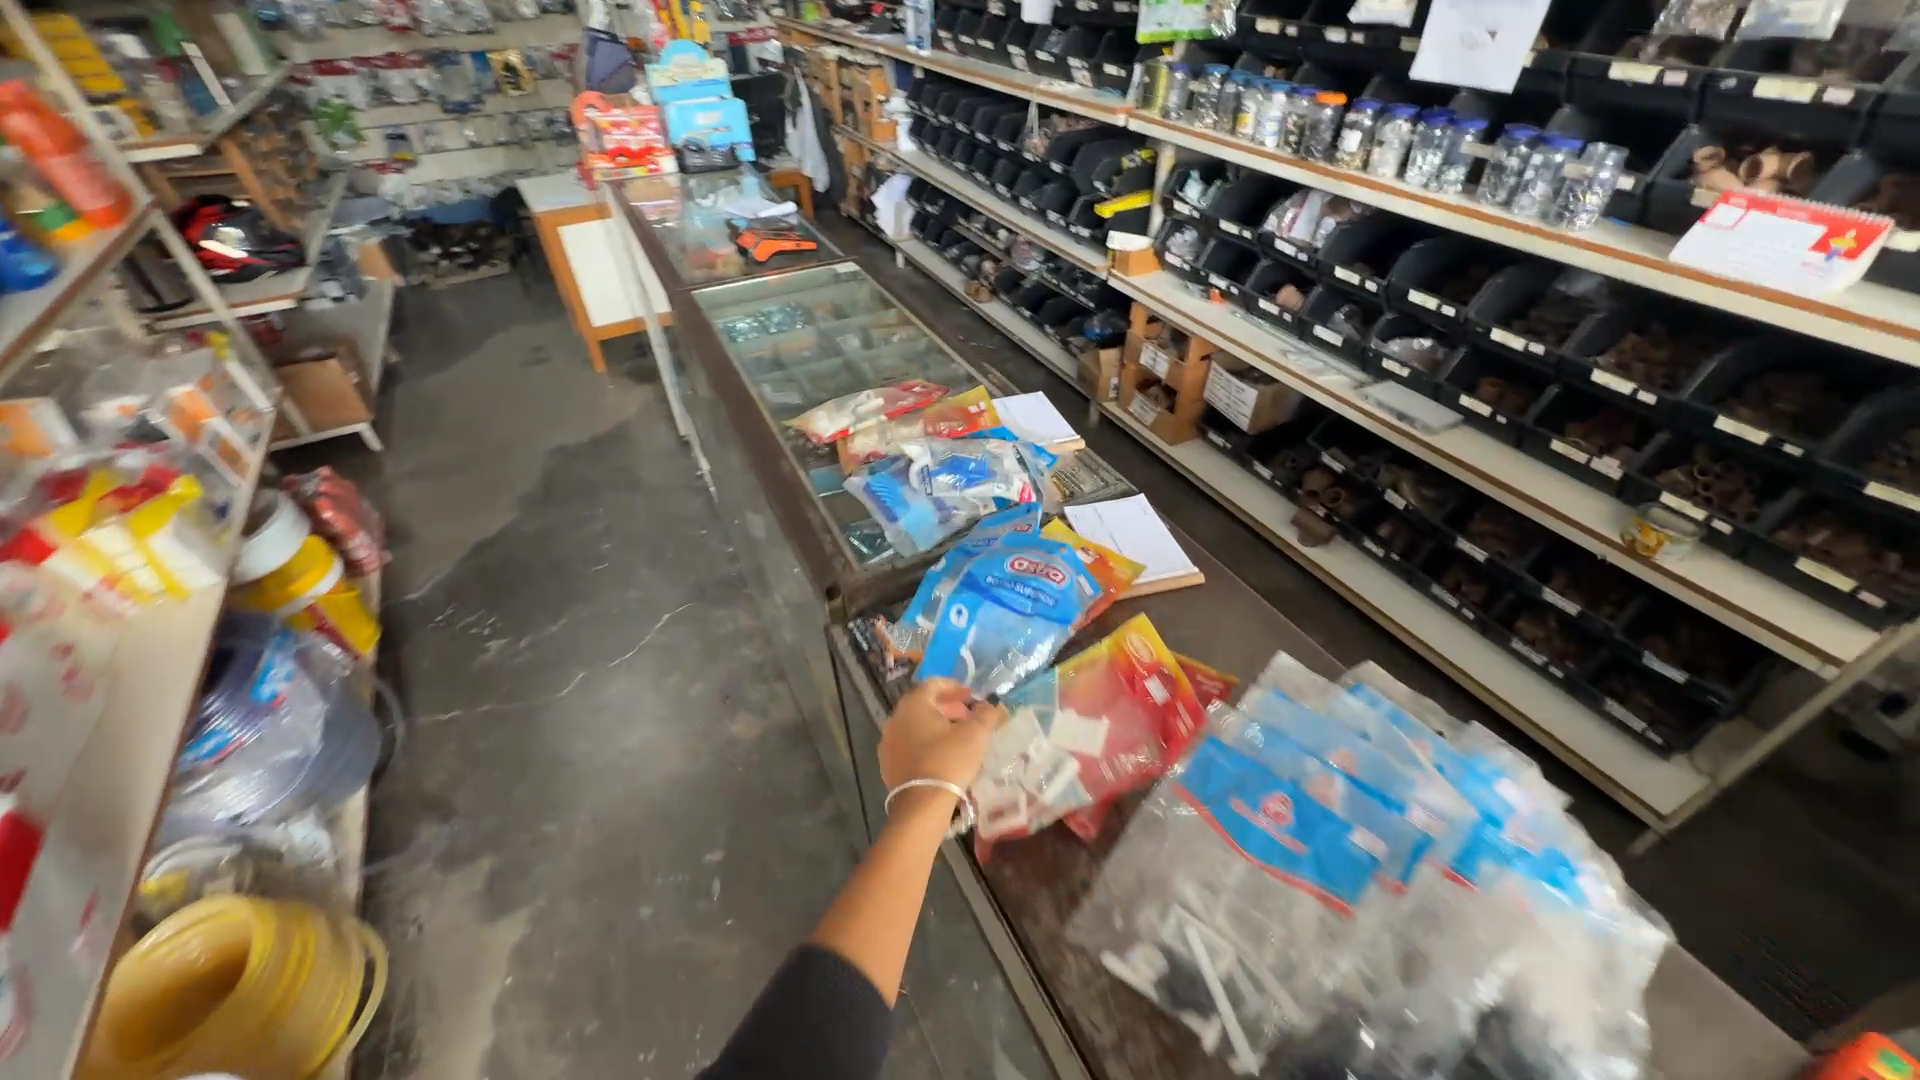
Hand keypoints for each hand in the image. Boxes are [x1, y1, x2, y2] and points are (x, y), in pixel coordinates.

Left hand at [879, 677, 1001, 793]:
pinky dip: (925, 742)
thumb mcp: (976, 734)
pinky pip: (909, 743)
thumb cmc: (950, 760)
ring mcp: (888, 741)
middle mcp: (895, 718)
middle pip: (923, 704)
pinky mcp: (887, 763)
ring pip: (915, 725)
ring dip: (936, 725)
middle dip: (948, 707)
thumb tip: (990, 706)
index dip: (955, 687)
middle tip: (968, 717)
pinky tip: (941, 755)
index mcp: (914, 704)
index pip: (934, 684)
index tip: (971, 696)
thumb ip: (986, 714)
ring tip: (957, 737)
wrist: (922, 802)